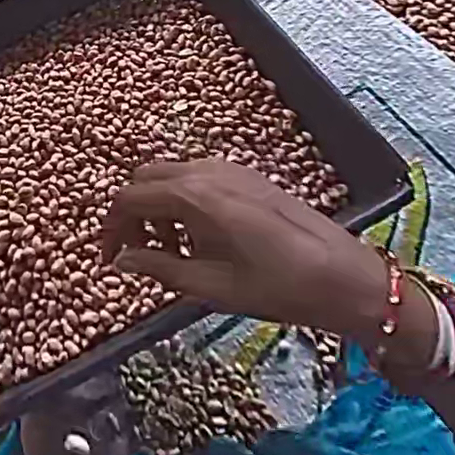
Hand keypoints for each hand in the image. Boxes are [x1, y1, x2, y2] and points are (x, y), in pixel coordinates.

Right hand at [101, 160, 388, 335]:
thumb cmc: (276, 286)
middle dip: (132, 214)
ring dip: (158, 207)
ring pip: (170, 176)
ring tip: (172, 251)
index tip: (109, 259)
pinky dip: (182, 200)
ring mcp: (228, 168)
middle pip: (145, 179)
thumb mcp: (209, 286)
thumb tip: (121, 261)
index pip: (129, 199)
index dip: (110, 228)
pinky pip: (197, 177)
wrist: (345, 277)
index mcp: (191, 195)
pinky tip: (201, 236)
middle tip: (137, 253)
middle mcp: (205, 170)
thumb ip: (157, 268)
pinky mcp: (246, 174)